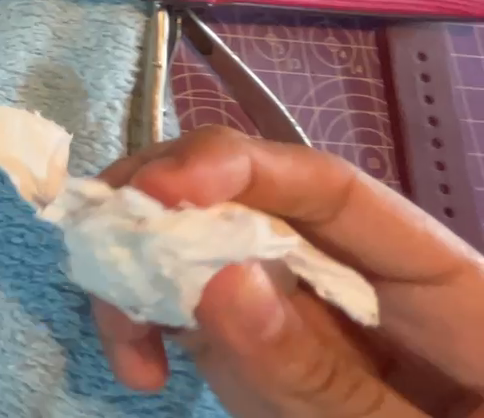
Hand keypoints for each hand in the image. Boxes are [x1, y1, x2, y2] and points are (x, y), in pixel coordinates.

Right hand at [89, 126, 483, 416]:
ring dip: (130, 270)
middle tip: (106, 246)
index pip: (327, 188)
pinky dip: (135, 317)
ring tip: (124, 337)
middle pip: (232, 199)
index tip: (155, 189)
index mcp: (437, 288)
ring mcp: (285, 306)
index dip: (234, 167)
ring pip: (182, 241)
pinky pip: (170, 299)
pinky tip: (137, 363)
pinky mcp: (241, 339)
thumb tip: (217, 277)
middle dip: (156, 210)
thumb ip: (324, 375)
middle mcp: (345, 275)